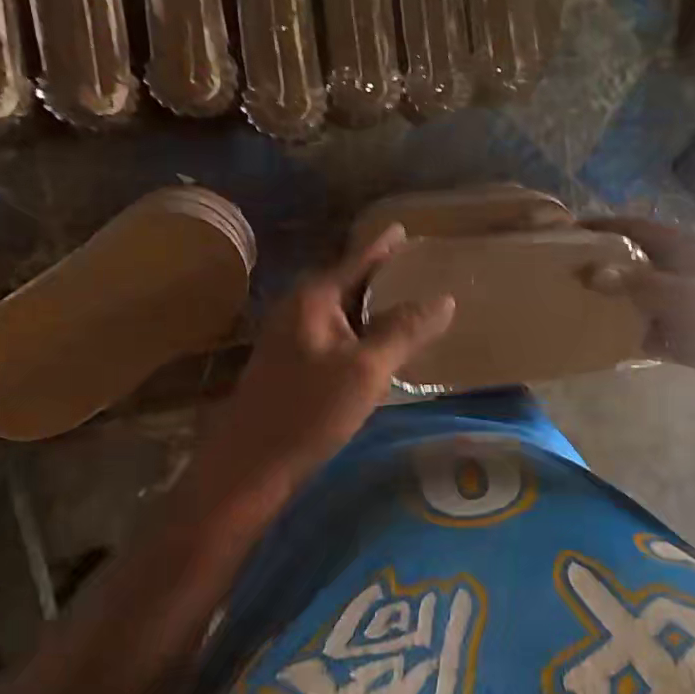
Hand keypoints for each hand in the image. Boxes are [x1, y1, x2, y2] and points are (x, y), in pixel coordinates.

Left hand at [192, 225, 455, 501]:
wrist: (249, 466)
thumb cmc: (308, 411)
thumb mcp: (366, 369)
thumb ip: (405, 330)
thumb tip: (445, 299)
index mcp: (314, 299)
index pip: (357, 258)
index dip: (384, 244)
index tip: (404, 227)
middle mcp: (299, 309)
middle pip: (347, 280)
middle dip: (380, 272)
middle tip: (418, 265)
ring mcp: (292, 338)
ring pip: (341, 310)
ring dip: (372, 304)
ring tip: (408, 300)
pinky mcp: (293, 365)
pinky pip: (336, 334)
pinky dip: (361, 331)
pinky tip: (380, 344)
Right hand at [582, 217, 694, 391]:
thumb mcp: (680, 297)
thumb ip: (635, 282)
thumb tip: (588, 272)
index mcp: (682, 245)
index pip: (633, 225)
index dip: (600, 226)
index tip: (566, 230)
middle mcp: (676, 263)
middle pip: (629, 255)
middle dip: (598, 260)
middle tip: (561, 267)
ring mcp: (676, 293)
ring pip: (632, 286)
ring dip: (607, 292)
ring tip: (570, 296)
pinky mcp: (674, 320)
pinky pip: (640, 315)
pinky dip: (622, 319)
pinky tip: (598, 327)